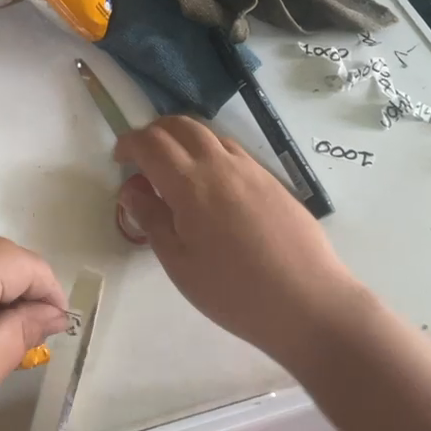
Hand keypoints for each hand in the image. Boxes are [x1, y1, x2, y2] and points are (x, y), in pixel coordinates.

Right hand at [115, 117, 356, 356]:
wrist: (311, 304)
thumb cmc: (235, 292)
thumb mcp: (180, 264)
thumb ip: (151, 218)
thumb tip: (131, 188)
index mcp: (190, 183)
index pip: (149, 142)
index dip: (128, 144)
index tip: (119, 160)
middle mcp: (218, 164)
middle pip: (178, 125)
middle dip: (152, 133)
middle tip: (141, 159)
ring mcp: (249, 168)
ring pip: (206, 132)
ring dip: (181, 138)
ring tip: (174, 168)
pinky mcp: (270, 179)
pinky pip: (230, 148)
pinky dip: (208, 150)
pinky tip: (210, 183)